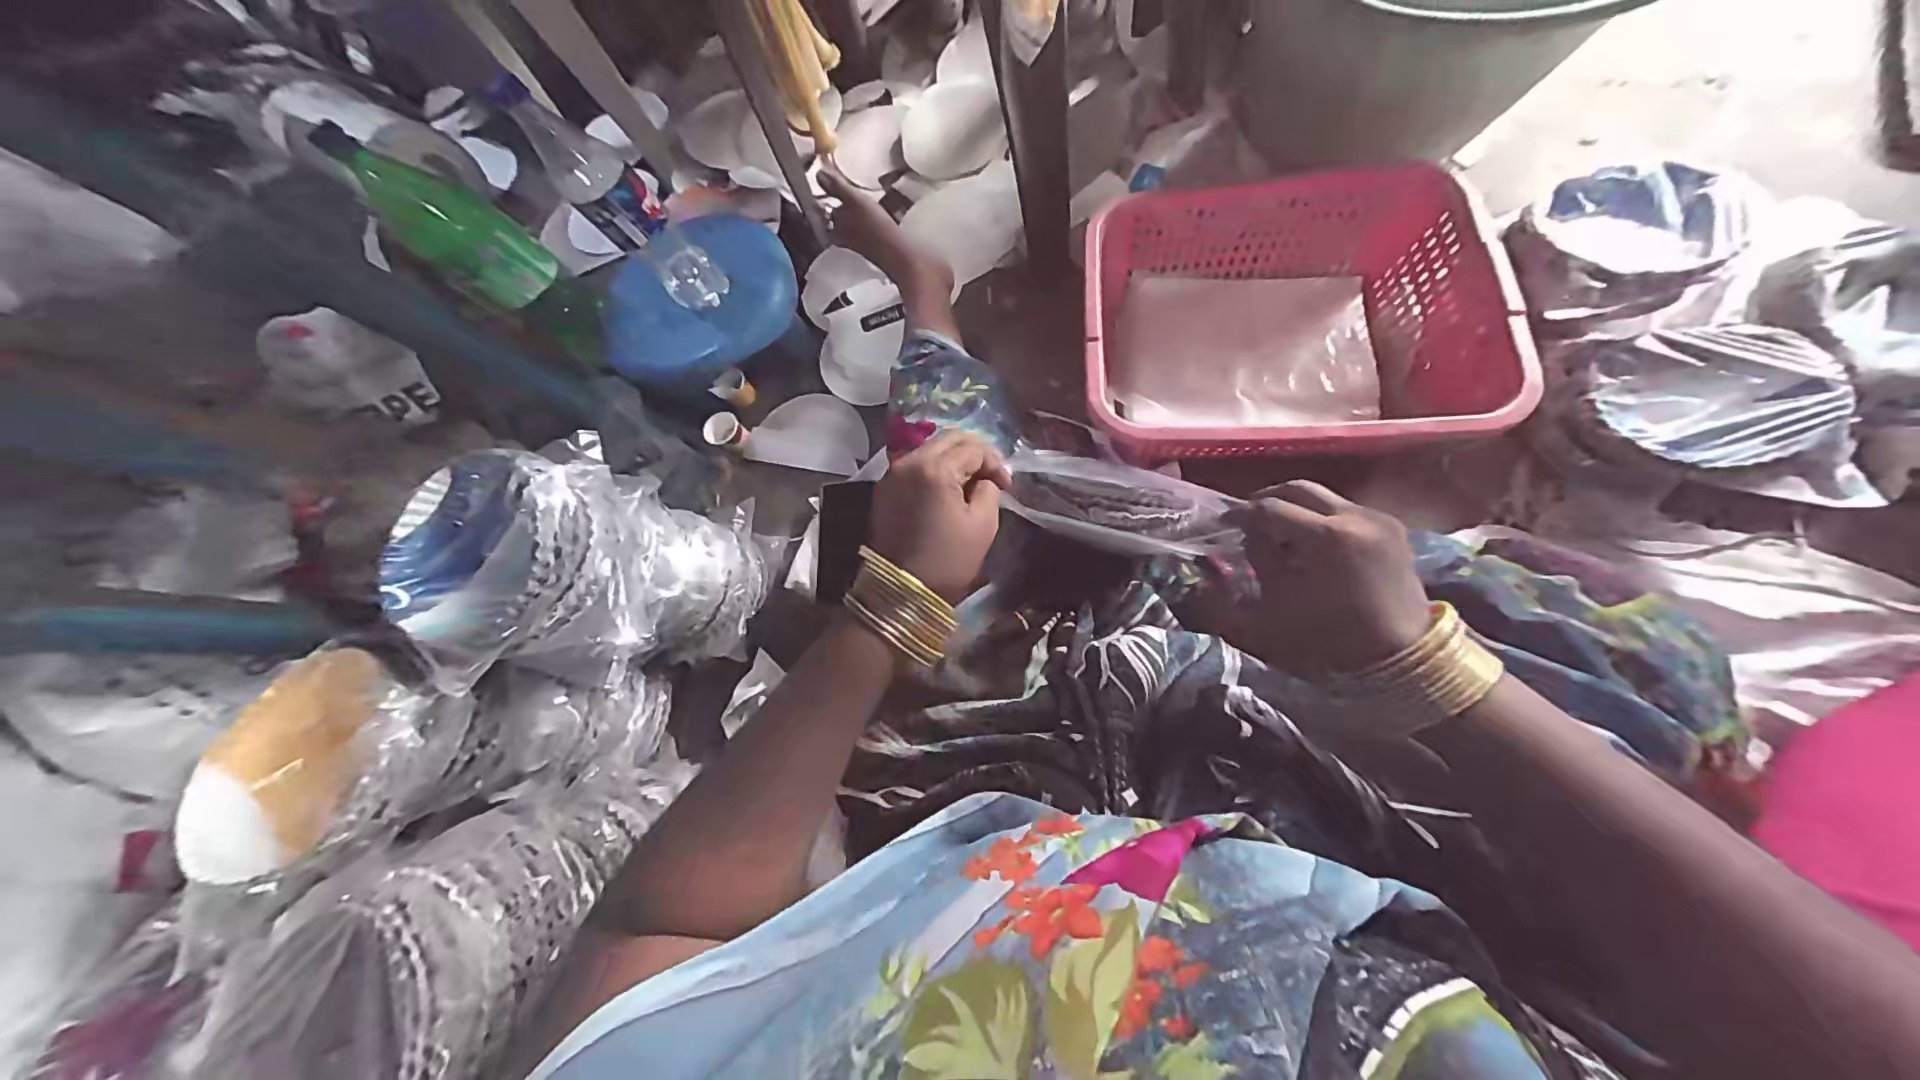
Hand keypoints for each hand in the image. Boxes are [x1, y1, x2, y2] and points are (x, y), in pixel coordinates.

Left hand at [869, 432, 1010, 601]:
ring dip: (954, 459)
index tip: (1006, 487)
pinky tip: (948, 489)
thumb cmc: (947, 560)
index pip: (973, 448)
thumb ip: (989, 490)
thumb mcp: (983, 525)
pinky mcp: (885, 488)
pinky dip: (935, 469)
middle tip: (991, 476)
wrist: (900, 591)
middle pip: (949, 439)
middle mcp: (909, 461)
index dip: (996, 463)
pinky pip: (915, 465)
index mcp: (935, 468)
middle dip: (975, 453)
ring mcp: (892, 473)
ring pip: (930, 449)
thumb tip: (984, 479)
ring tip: (971, 483)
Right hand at [1217, 481, 1431, 675]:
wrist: (1400, 654)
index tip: (1225, 523)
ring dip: (1295, 508)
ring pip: (1323, 497)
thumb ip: (1257, 562)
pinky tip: (1310, 541)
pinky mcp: (1392, 528)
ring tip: (1278, 531)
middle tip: (1248, 517)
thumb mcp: (1276, 605)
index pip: (1271, 508)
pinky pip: (1346, 510)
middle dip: (1267, 499)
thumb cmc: (1330, 636)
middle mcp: (1356, 517)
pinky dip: (1321, 518)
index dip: (1242, 514)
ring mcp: (1378, 519)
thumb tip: (1246, 537)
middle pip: (1299, 489)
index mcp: (1327, 537)